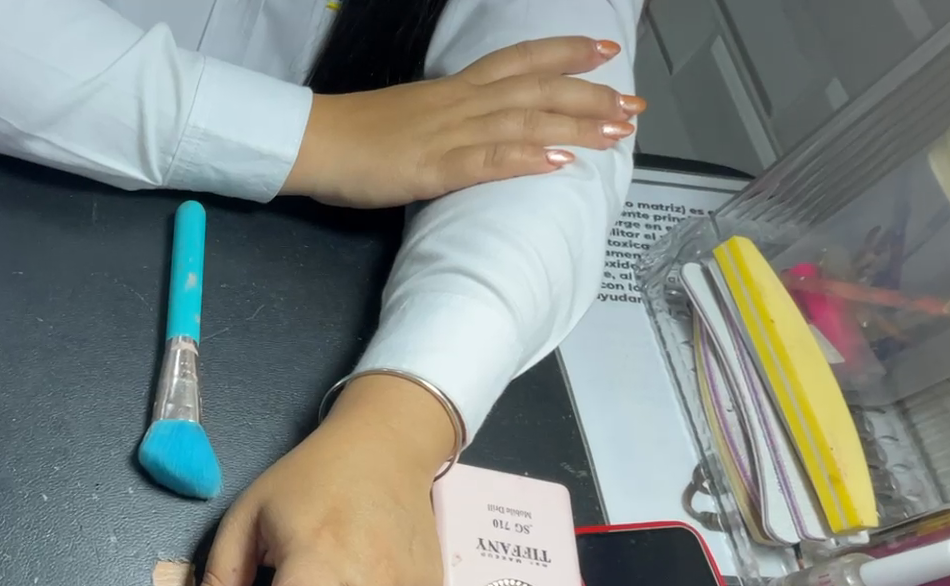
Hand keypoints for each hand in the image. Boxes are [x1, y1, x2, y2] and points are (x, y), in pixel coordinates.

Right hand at [284, 36, 640, 208]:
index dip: (565, 55)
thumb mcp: (405, 121)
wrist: (317, 142)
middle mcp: (460, 104)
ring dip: (575, 125)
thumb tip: (458, 140)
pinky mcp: (432, 167)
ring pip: (524, 123)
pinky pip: (486, 161)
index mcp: (452, 92)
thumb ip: (438, 126)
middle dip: (590, 97)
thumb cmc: (352, 136)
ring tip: (616, 132)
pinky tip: (558, 162)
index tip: (604, 54)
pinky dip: (526, 160)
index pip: (519, 63)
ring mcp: (449, 135)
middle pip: (537, 92)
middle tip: (633, 107)